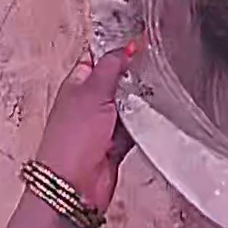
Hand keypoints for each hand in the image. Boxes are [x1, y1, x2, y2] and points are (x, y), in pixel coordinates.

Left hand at [33, 38, 140, 210]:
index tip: (139, 40)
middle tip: (150, 65)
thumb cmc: (73, 137)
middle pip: (118, 77)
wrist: (75, 188)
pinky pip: (136, 123)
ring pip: (130, 100)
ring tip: (153, 90)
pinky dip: (143, 121)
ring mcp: (104, 121)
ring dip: (140, 99)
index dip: (116, 47)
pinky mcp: (117, 141)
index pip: (99, 55)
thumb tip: (127, 46)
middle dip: (133, 74)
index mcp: (78, 81)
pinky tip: (152, 113)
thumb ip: (112, 65)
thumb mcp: (93, 91)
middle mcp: (91, 100)